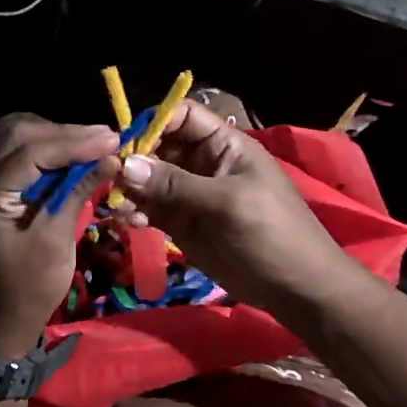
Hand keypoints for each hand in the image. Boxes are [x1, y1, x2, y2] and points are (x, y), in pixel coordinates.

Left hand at [0, 115, 117, 356]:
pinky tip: (77, 151)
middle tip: (106, 138)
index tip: (111, 140)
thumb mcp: (56, 239)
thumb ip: (77, 192)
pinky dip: (51, 145)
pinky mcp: (6, 183)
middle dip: (64, 133)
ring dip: (57, 134)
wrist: (10, 312)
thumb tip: (111, 157)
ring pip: (20, 135)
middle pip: (20, 134)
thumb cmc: (31, 284)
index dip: (71, 143)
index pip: (29, 154)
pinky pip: (24, 150)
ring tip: (95, 142)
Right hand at [115, 101, 352, 309]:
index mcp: (222, 145)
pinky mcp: (180, 222)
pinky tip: (130, 224)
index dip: (152, 123)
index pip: (181, 116)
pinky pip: (149, 208)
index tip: (122, 144)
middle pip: (157, 146)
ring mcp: (189, 193)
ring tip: (118, 206)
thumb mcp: (226, 203)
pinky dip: (136, 212)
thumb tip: (124, 164)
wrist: (295, 290)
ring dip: (129, 189)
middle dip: (132, 159)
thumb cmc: (271, 233)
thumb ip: (174, 183)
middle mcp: (202, 163)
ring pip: (148, 178)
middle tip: (110, 179)